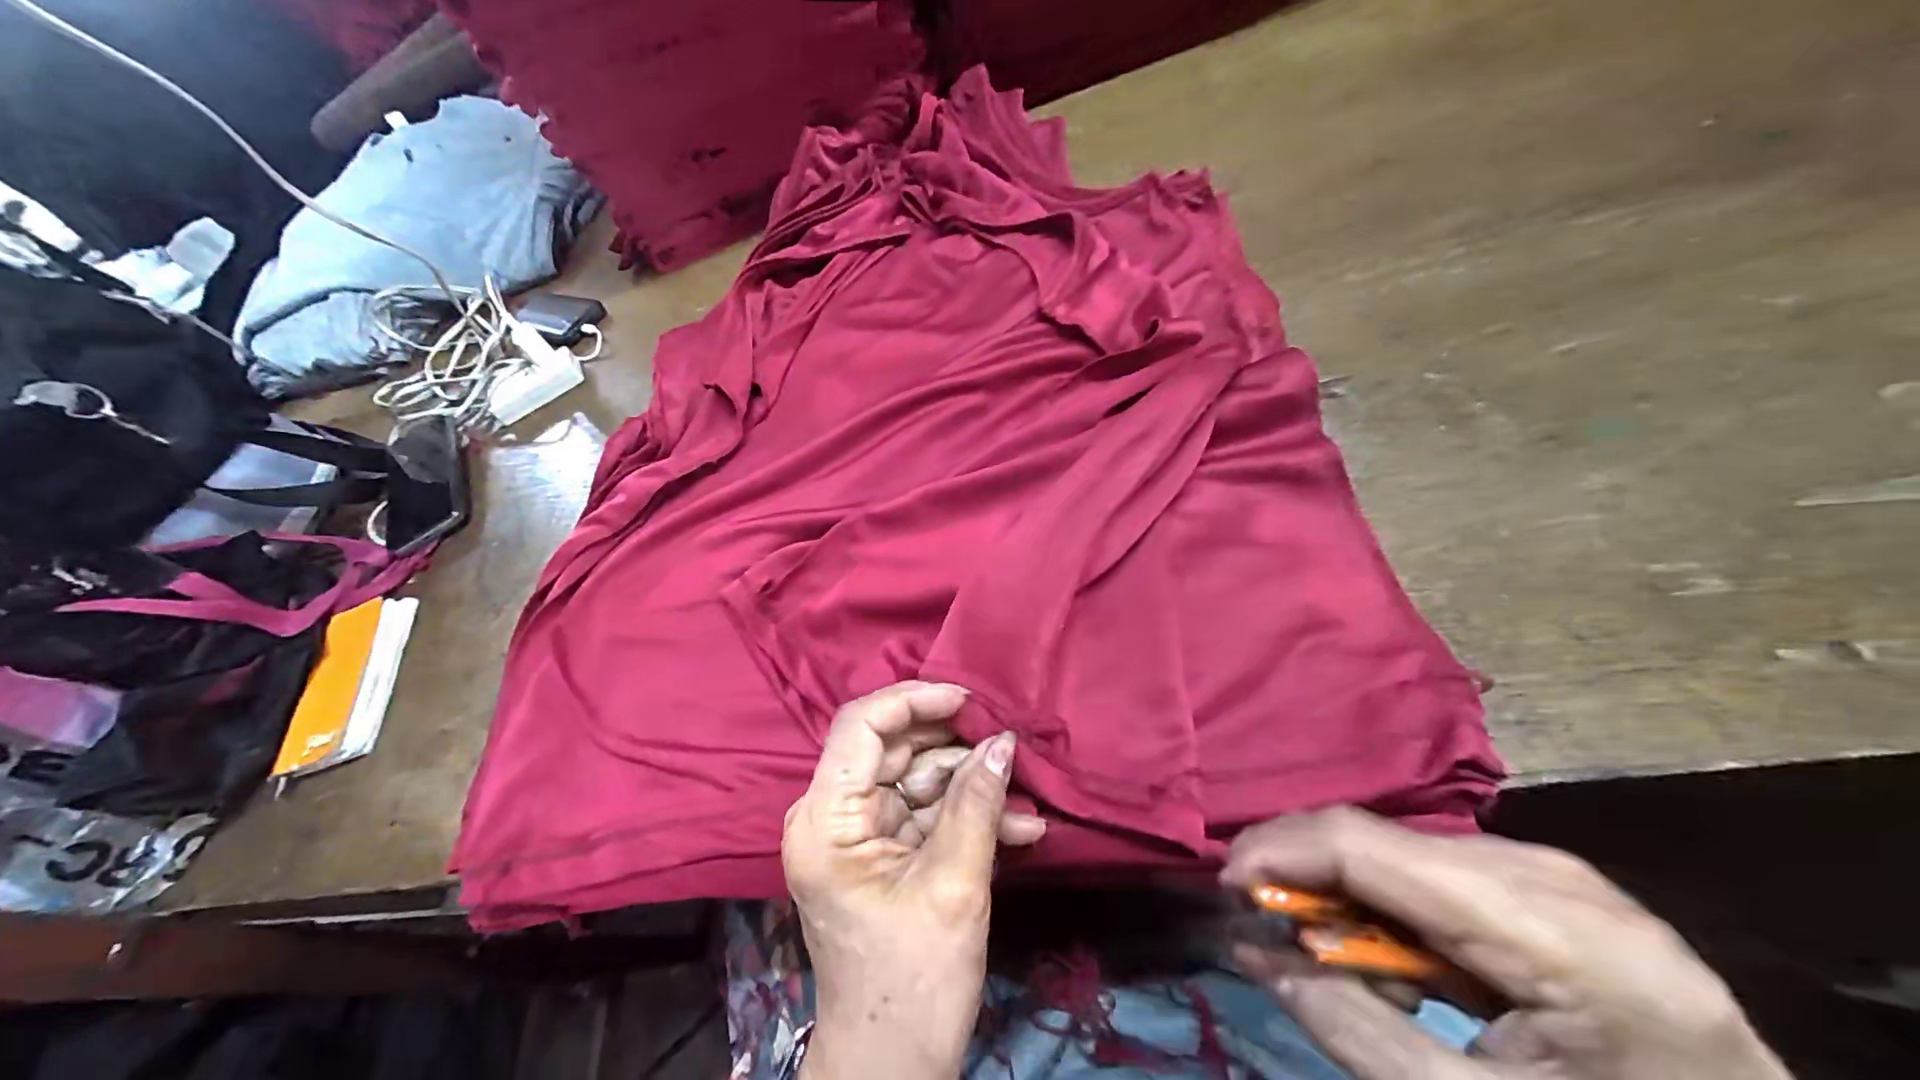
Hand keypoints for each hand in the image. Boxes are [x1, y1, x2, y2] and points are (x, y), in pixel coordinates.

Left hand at [783, 681, 1042, 1079]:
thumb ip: (977, 805)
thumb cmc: (913, 982)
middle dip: (955, 745)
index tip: (970, 699)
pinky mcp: (885, 851)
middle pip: (894, 747)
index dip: (914, 700)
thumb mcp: (954, 886)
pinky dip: (969, 815)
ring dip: (972, 785)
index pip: (861, 725)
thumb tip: (1003, 742)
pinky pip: (928, 812)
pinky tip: (1020, 831)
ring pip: (918, 778)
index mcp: (826, 818)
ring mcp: (859, 833)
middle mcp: (833, 815)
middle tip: (1009, 744)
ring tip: (1024, 797)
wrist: (894, 1064)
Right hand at [1223, 808, 1790, 1079]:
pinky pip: (1435, 873)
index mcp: (1557, 933)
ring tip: (1338, 967)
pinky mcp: (1550, 886)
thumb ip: (1356, 1030)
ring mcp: (1555, 872)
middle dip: (1305, 877)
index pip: (1371, 845)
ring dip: (1345, 897)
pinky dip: (1391, 910)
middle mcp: (1551, 873)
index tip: (1223, 891)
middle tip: (1266, 935)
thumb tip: (1253, 952)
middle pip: (1380, 839)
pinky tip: (1400, 967)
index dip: (1279, 853)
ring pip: (1399, 850)